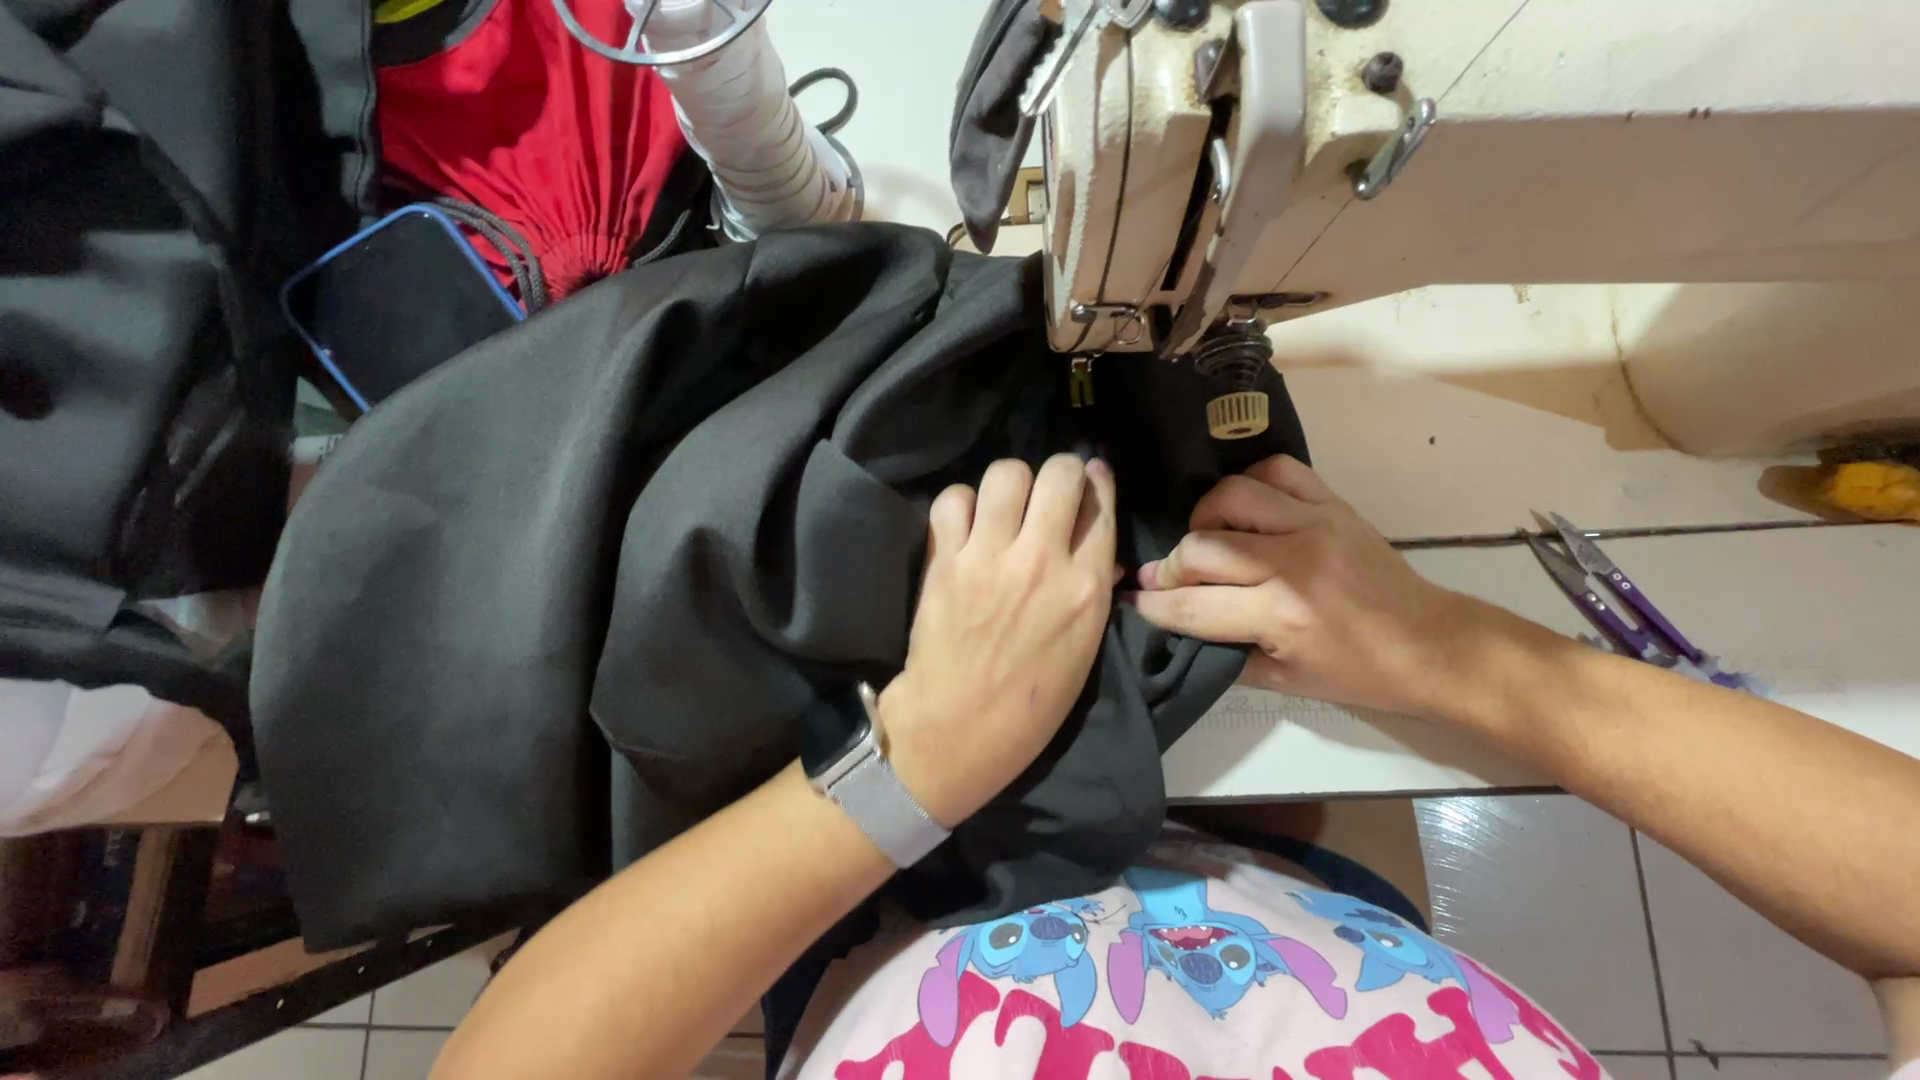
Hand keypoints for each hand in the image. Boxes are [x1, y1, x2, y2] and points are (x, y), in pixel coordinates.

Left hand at [880, 454, 1118, 825]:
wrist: (958, 728)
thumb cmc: (1031, 703)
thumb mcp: (1083, 648)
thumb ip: (1092, 590)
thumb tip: (1095, 550)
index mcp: (1087, 587)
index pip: (1100, 505)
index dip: (1096, 483)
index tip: (1089, 479)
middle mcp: (1042, 561)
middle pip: (1058, 473)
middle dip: (1059, 470)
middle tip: (1048, 488)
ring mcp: (989, 558)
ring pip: (1005, 474)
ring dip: (1010, 483)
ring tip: (1004, 504)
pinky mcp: (945, 562)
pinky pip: (952, 500)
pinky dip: (960, 504)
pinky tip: (965, 523)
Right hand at [1130, 455, 1475, 719]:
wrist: (1429, 644)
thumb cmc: (1355, 672)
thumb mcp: (1281, 679)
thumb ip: (1223, 651)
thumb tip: (1173, 621)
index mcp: (1280, 616)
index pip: (1191, 605)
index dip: (1152, 605)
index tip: (1135, 600)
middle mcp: (1292, 563)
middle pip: (1201, 548)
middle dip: (1173, 567)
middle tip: (1172, 579)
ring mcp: (1314, 524)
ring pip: (1230, 497)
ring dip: (1205, 519)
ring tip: (1209, 539)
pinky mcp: (1332, 503)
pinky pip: (1276, 471)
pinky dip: (1250, 484)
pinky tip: (1245, 510)